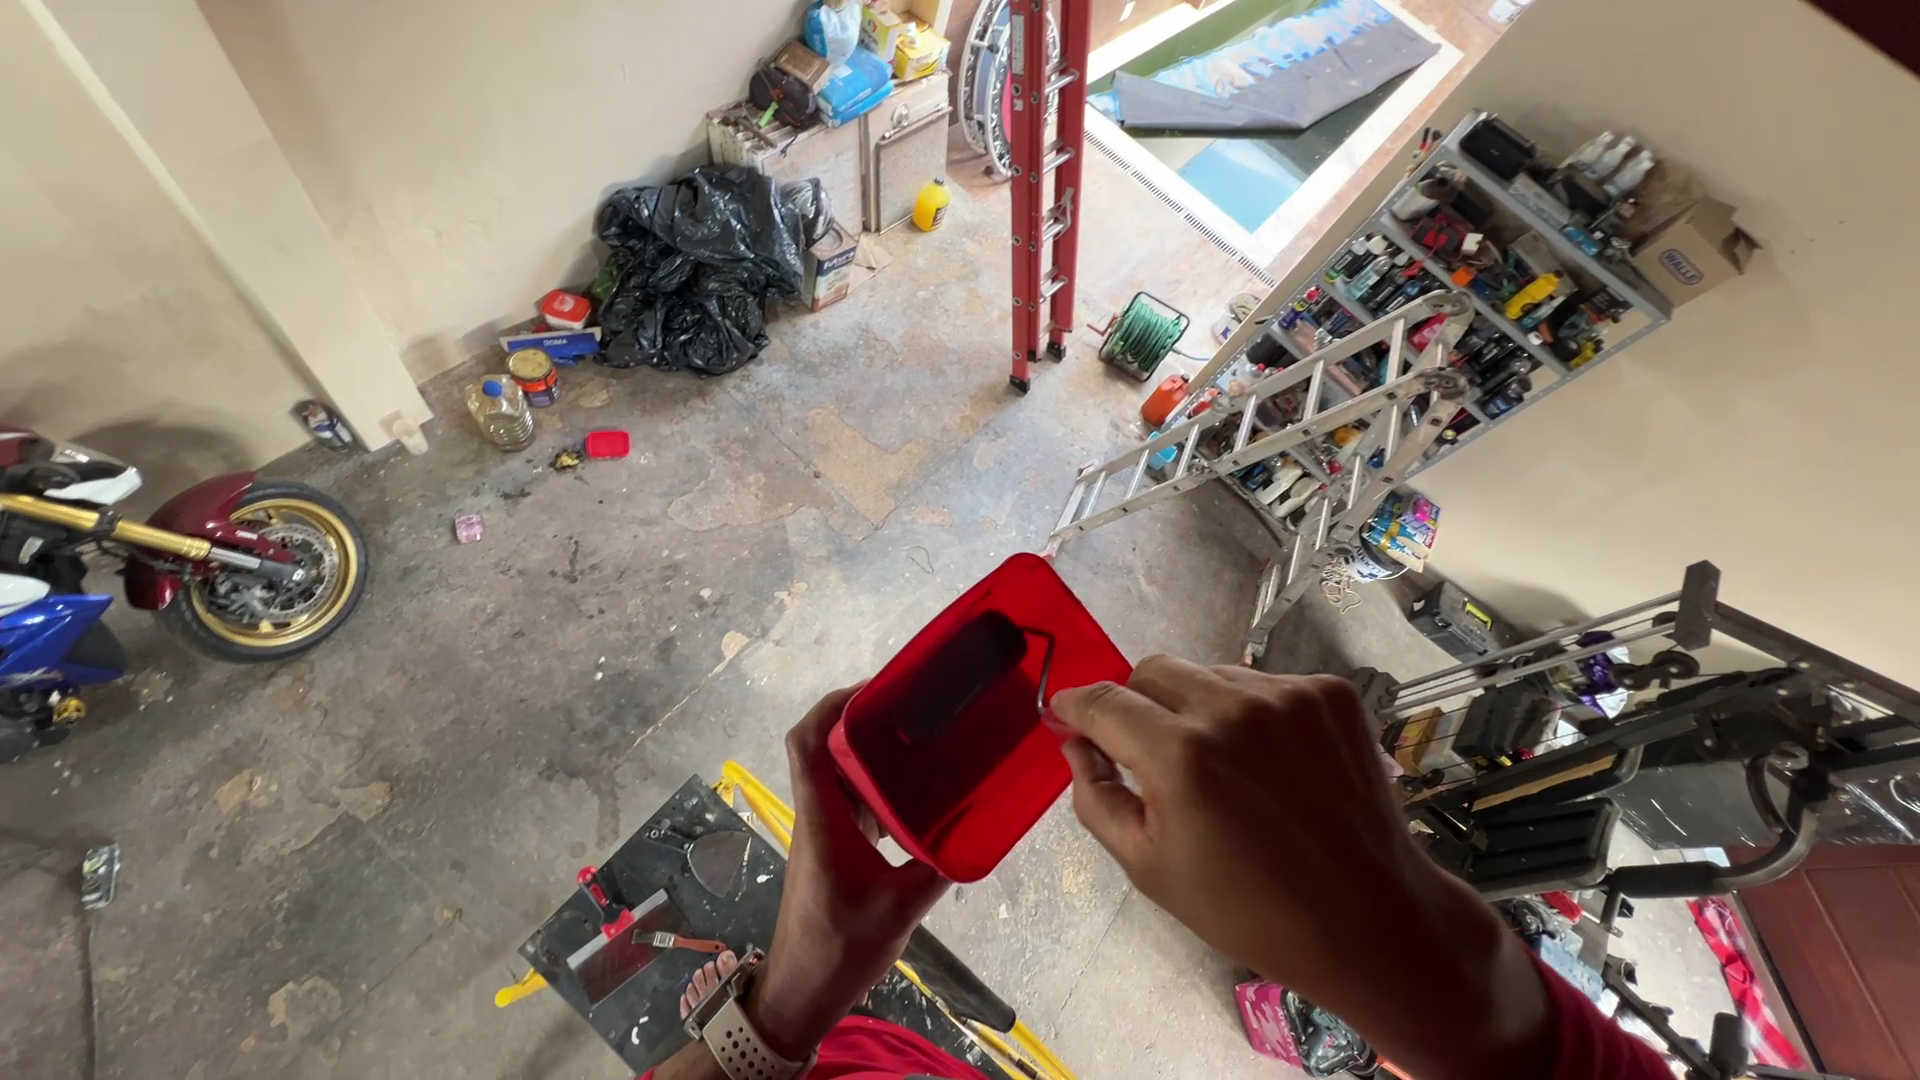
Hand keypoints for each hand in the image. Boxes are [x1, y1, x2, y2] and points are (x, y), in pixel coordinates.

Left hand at [743, 684, 949, 1059]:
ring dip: (867, 749)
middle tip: (910, 707)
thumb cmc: (840, 947)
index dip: (832, 705)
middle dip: (860, 718)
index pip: (807, 741)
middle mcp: (817, 813)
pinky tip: (911, 792)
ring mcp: (823, 830)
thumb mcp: (900, 908)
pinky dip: (874, 783)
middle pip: (824, 746)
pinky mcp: (833, 846)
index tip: (873, 689)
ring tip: (916, 738)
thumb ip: (939, 867)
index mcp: (822, 817)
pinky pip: (850, 797)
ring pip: (837, 770)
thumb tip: (977, 830)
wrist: (801, 992)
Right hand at [1051, 656, 1552, 1079]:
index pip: (1103, 701)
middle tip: (1147, 748)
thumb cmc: (1248, 908)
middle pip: (1151, 670)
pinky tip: (1266, 758)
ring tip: (1219, 760)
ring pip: (1206, 673)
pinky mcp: (1330, 693)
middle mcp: (1231, 708)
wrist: (1373, 922)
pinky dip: (1246, 711)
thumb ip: (1095, 796)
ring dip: (1193, 705)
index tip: (1066, 712)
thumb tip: (1077, 744)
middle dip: (1134, 702)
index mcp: (1180, 756)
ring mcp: (1287, 694)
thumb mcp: (1148, 866)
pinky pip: (1259, 682)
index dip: (1074, 704)